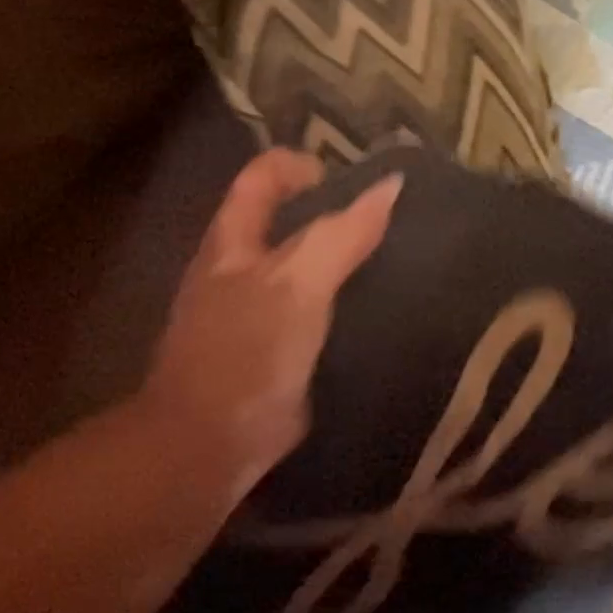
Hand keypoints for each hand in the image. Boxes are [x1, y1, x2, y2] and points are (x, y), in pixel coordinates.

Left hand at [137, 148, 401, 488]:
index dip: (305, 165)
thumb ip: (343, 233)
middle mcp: (242, 272)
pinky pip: (321, 320)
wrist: (208, 447)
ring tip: (404, 263)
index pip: (263, 176)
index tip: (355, 181)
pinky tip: (389, 317)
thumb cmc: (245, 352)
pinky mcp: (279, 358)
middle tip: (396, 222)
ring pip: (310, 273)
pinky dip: (351, 312)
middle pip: (289, 224)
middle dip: (338, 216)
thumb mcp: (298, 282)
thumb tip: (393, 185)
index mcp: (234, 242)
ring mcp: (258, 317)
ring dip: (350, 266)